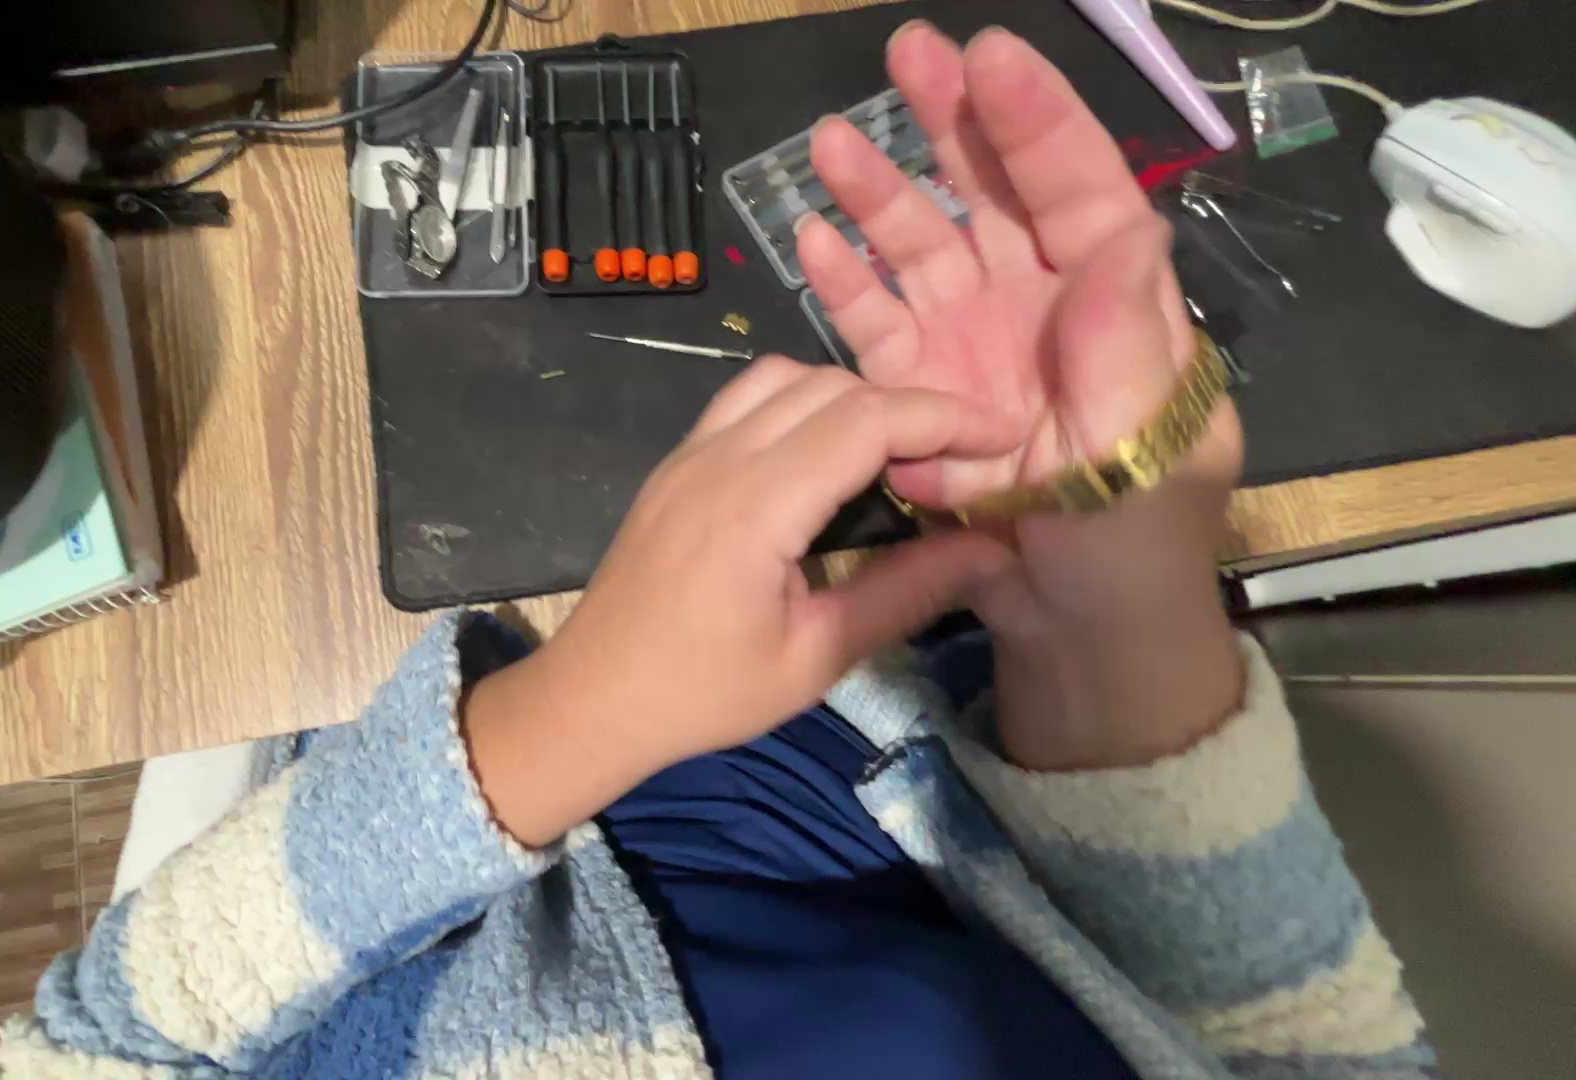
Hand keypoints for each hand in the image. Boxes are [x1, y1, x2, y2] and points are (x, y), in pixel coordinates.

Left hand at [465, 360, 1014, 846]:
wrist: (592, 696)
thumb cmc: (701, 693)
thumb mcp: (814, 656)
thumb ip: (904, 591)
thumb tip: (991, 547)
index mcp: (754, 507)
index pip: (865, 419)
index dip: (945, 416)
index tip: (1002, 435)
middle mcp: (716, 460)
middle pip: (827, 385)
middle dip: (904, 404)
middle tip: (954, 455)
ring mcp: (685, 456)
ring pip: (779, 378)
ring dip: (846, 397)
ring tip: (889, 450)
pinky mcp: (671, 467)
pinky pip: (741, 402)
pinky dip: (794, 405)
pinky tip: (816, 458)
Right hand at [798, 23, 1245, 770]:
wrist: (1066, 621)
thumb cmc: (1130, 542)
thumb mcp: (1150, 453)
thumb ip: (1131, 351)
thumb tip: (1125, 236)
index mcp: (1110, 308)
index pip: (1076, 191)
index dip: (1034, 121)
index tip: (985, 57)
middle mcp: (1032, 312)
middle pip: (989, 199)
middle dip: (948, 126)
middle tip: (903, 57)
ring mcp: (963, 350)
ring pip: (917, 255)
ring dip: (876, 197)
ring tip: (827, 146)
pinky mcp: (911, 394)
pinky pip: (871, 327)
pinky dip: (842, 286)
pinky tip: (810, 241)